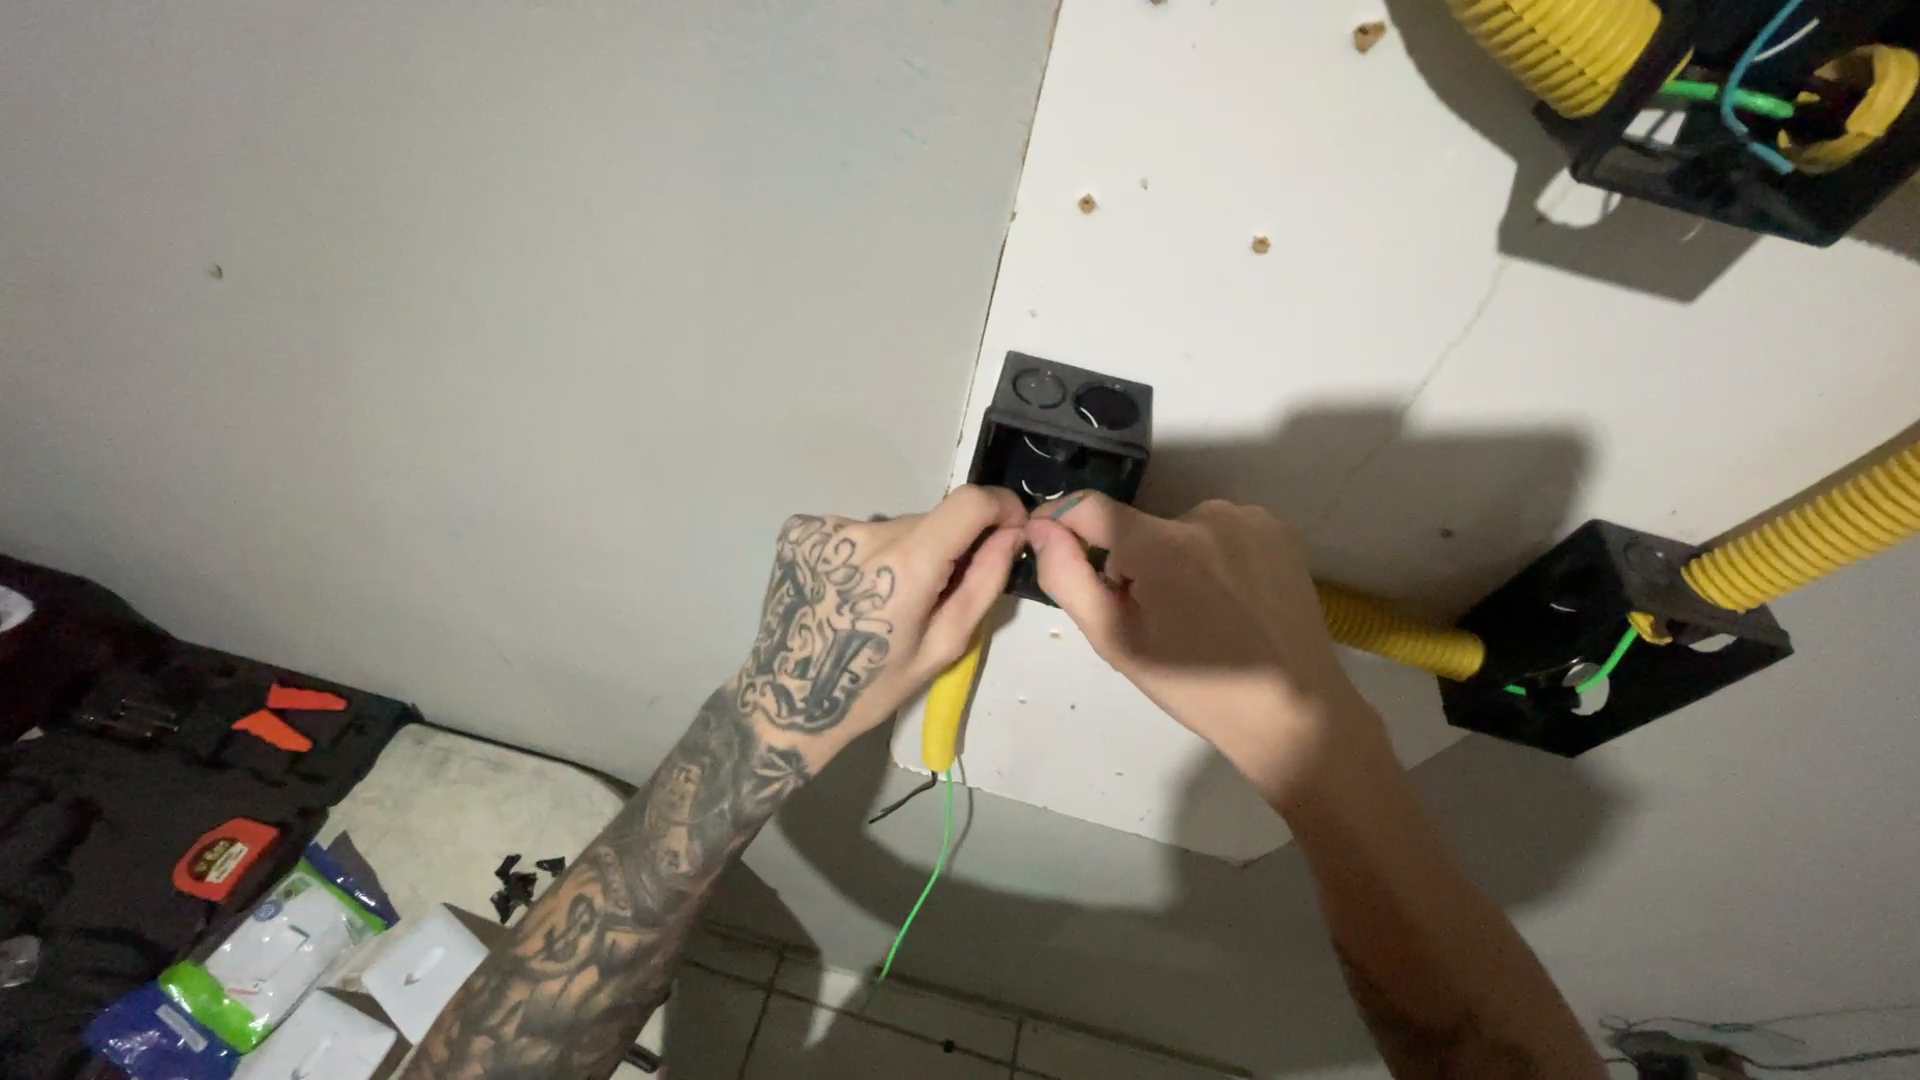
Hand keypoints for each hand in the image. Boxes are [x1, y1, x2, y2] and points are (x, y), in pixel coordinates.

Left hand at [736, 485, 1025, 763]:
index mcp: (904, 566)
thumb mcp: (943, 646)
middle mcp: (864, 533)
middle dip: (946, 546)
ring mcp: (826, 528)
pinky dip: (867, 552)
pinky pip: (857, 530)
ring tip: (882, 600)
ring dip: (903, 550)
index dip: (999, 506)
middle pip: (930, 519)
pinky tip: (852, 590)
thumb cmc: (873, 686)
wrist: (787, 700)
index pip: (968, 502)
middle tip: (932, 595)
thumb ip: (983, 583)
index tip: (1008, 526)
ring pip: (893, 525)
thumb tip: (1011, 533)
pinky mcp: (800, 530)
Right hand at [1025, 493, 1385, 806]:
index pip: (1090, 508)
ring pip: (1178, 529)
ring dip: (1173, 558)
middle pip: (1138, 528)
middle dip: (1131, 564)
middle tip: (1152, 618)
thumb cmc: (1195, 687)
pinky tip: (1231, 598)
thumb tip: (1040, 526)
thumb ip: (1068, 578)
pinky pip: (1219, 531)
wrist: (1292, 711)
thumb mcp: (1116, 641)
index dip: (1063, 522)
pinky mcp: (1277, 528)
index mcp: (1162, 546)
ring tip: (1198, 612)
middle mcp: (1206, 516)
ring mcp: (1248, 518)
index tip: (1054, 546)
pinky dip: (1211, 555)